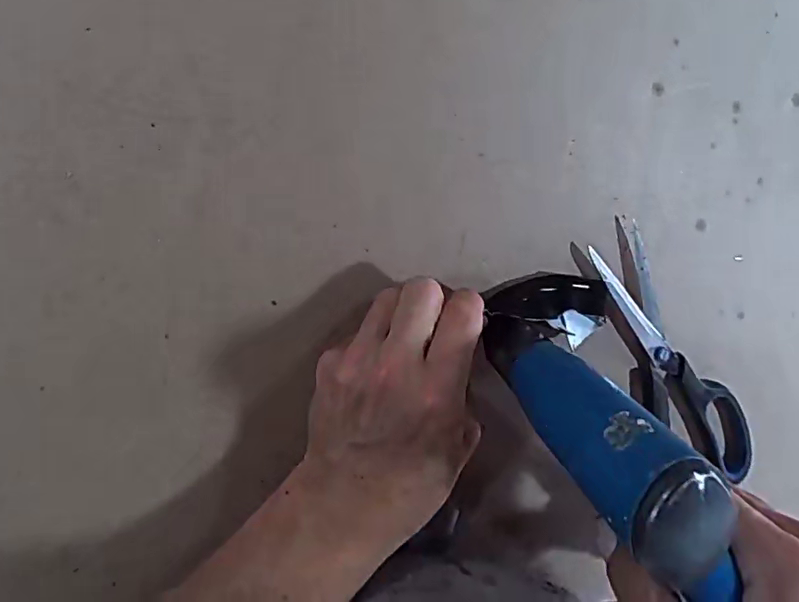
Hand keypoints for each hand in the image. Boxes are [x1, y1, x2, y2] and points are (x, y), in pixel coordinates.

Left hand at [167, 278, 484, 601]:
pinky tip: (372, 367)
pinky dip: (371, 338)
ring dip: (403, 311)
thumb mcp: (459, 445)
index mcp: (436, 388)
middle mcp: (396, 365)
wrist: (337, 511)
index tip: (466, 323)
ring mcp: (357, 361)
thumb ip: (465, 391)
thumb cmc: (410, 487)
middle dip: (435, 299)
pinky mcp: (329, 363)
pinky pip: (359, 328)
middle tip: (435, 324)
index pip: (462, 308)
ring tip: (404, 337)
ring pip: (388, 296)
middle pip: (422, 288)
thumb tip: (464, 354)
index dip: (469, 308)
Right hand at [606, 489, 798, 600]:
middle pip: (725, 510)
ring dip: (722, 564)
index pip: (705, 495)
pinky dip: (750, 575)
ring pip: (747, 530)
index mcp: (791, 559)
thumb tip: (621, 547)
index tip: (655, 549)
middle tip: (692, 596)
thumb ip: (648, 590)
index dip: (671, 522)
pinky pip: (772, 552)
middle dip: (696, 548)